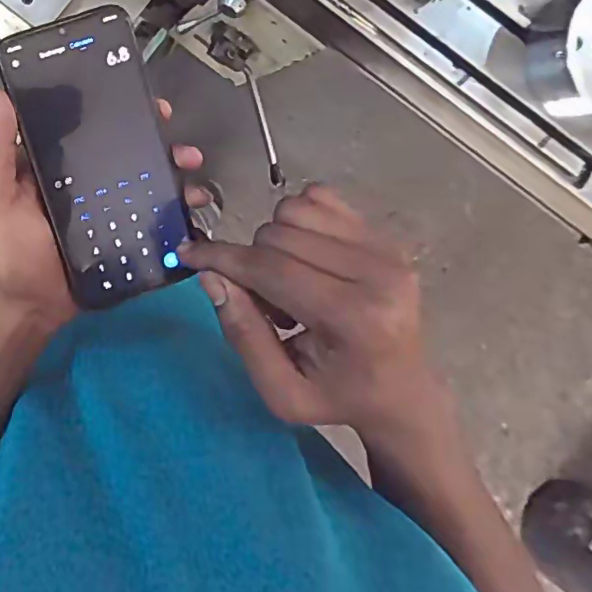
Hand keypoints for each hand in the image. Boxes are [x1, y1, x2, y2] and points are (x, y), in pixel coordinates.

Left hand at [0, 88, 208, 329]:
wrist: (35, 304)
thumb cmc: (10, 247)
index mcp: (51, 160)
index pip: (81, 121)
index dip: (106, 103)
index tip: (133, 93)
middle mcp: (81, 174)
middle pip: (121, 141)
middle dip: (150, 128)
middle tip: (166, 121)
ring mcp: (105, 199)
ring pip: (143, 169)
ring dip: (170, 159)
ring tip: (187, 159)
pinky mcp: (124, 225)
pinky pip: (152, 205)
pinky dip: (176, 198)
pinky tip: (191, 197)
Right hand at [181, 184, 447, 439]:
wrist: (403, 390)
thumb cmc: (338, 395)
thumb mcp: (282, 393)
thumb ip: (242, 334)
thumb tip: (211, 276)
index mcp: (357, 318)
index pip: (271, 269)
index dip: (221, 258)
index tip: (188, 253)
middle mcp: (379, 273)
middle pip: (277, 236)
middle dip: (252, 263)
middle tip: (267, 304)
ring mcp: (386, 247)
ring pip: (294, 208)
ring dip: (275, 241)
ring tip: (291, 282)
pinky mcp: (385, 233)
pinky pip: (318, 197)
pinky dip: (297, 221)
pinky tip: (307, 257)